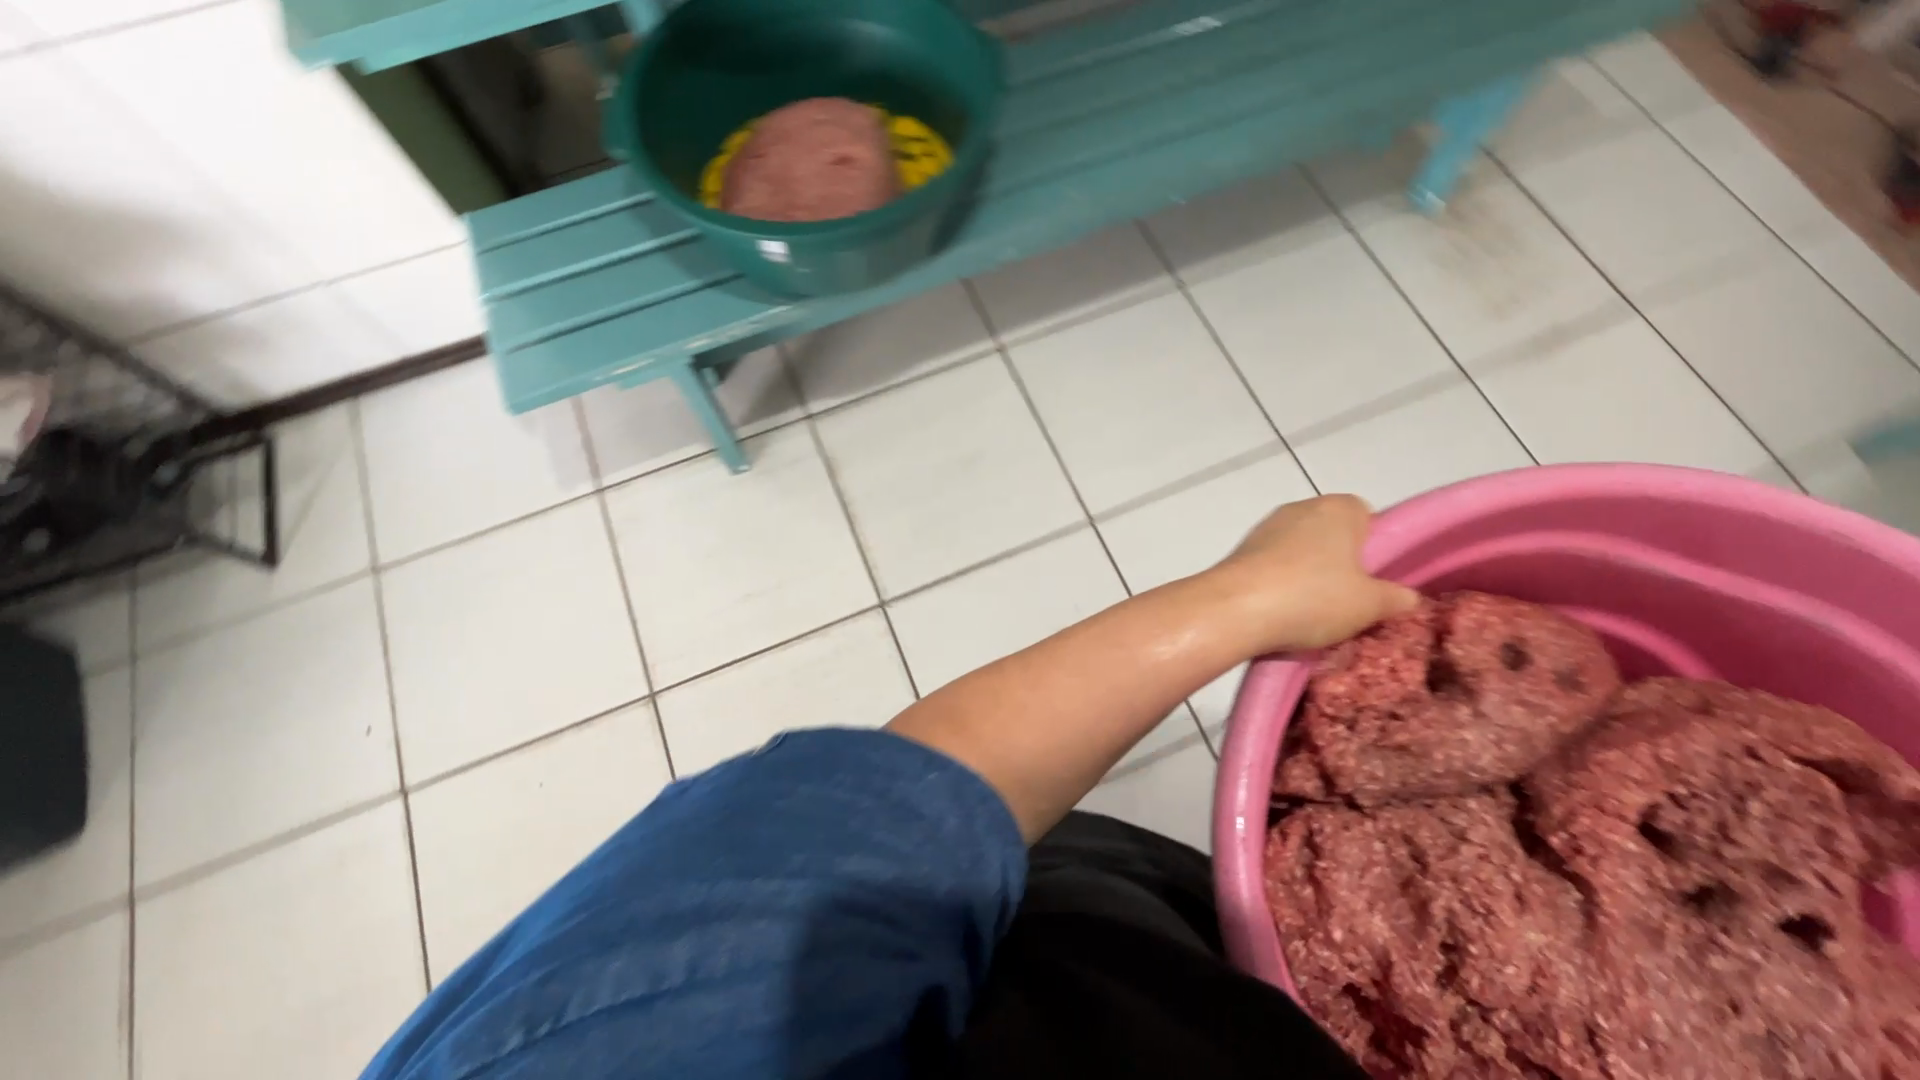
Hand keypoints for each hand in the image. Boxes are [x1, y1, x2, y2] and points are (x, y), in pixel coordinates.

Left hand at [1207, 494, 1420, 654]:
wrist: (1234, 609)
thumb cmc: (1313, 597)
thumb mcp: (1370, 605)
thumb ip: (1395, 598)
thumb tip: (1407, 597)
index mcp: (1338, 508)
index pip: (1366, 516)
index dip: (1374, 548)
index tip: (1373, 580)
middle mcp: (1300, 508)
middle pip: (1331, 535)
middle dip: (1340, 565)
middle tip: (1348, 601)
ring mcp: (1265, 528)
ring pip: (1300, 552)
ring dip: (1308, 577)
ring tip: (1313, 614)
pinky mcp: (1240, 552)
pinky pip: (1272, 566)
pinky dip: (1280, 585)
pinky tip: (1282, 613)